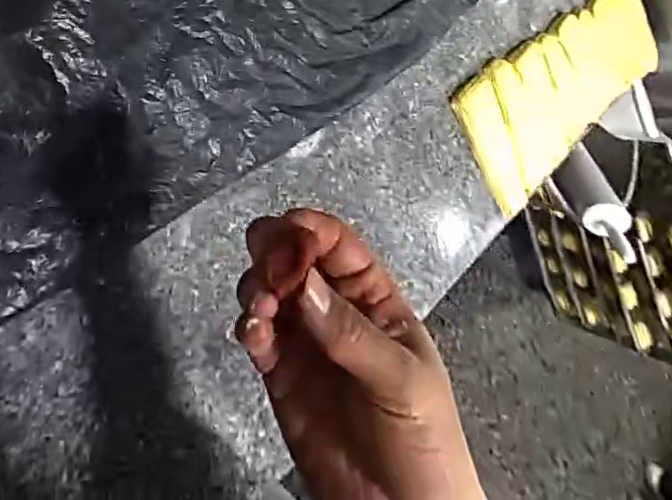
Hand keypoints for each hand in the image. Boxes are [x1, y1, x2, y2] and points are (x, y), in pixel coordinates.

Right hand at [237, 209, 484, 499]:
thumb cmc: (423, 441)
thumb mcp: (402, 380)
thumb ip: (352, 332)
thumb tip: (305, 283)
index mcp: (372, 296)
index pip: (336, 242)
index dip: (310, 230)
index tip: (289, 236)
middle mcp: (333, 307)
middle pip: (293, 255)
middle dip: (274, 251)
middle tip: (267, 268)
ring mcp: (304, 339)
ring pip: (268, 288)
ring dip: (256, 286)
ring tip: (262, 308)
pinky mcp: (280, 373)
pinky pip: (256, 335)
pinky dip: (248, 326)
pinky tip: (255, 334)